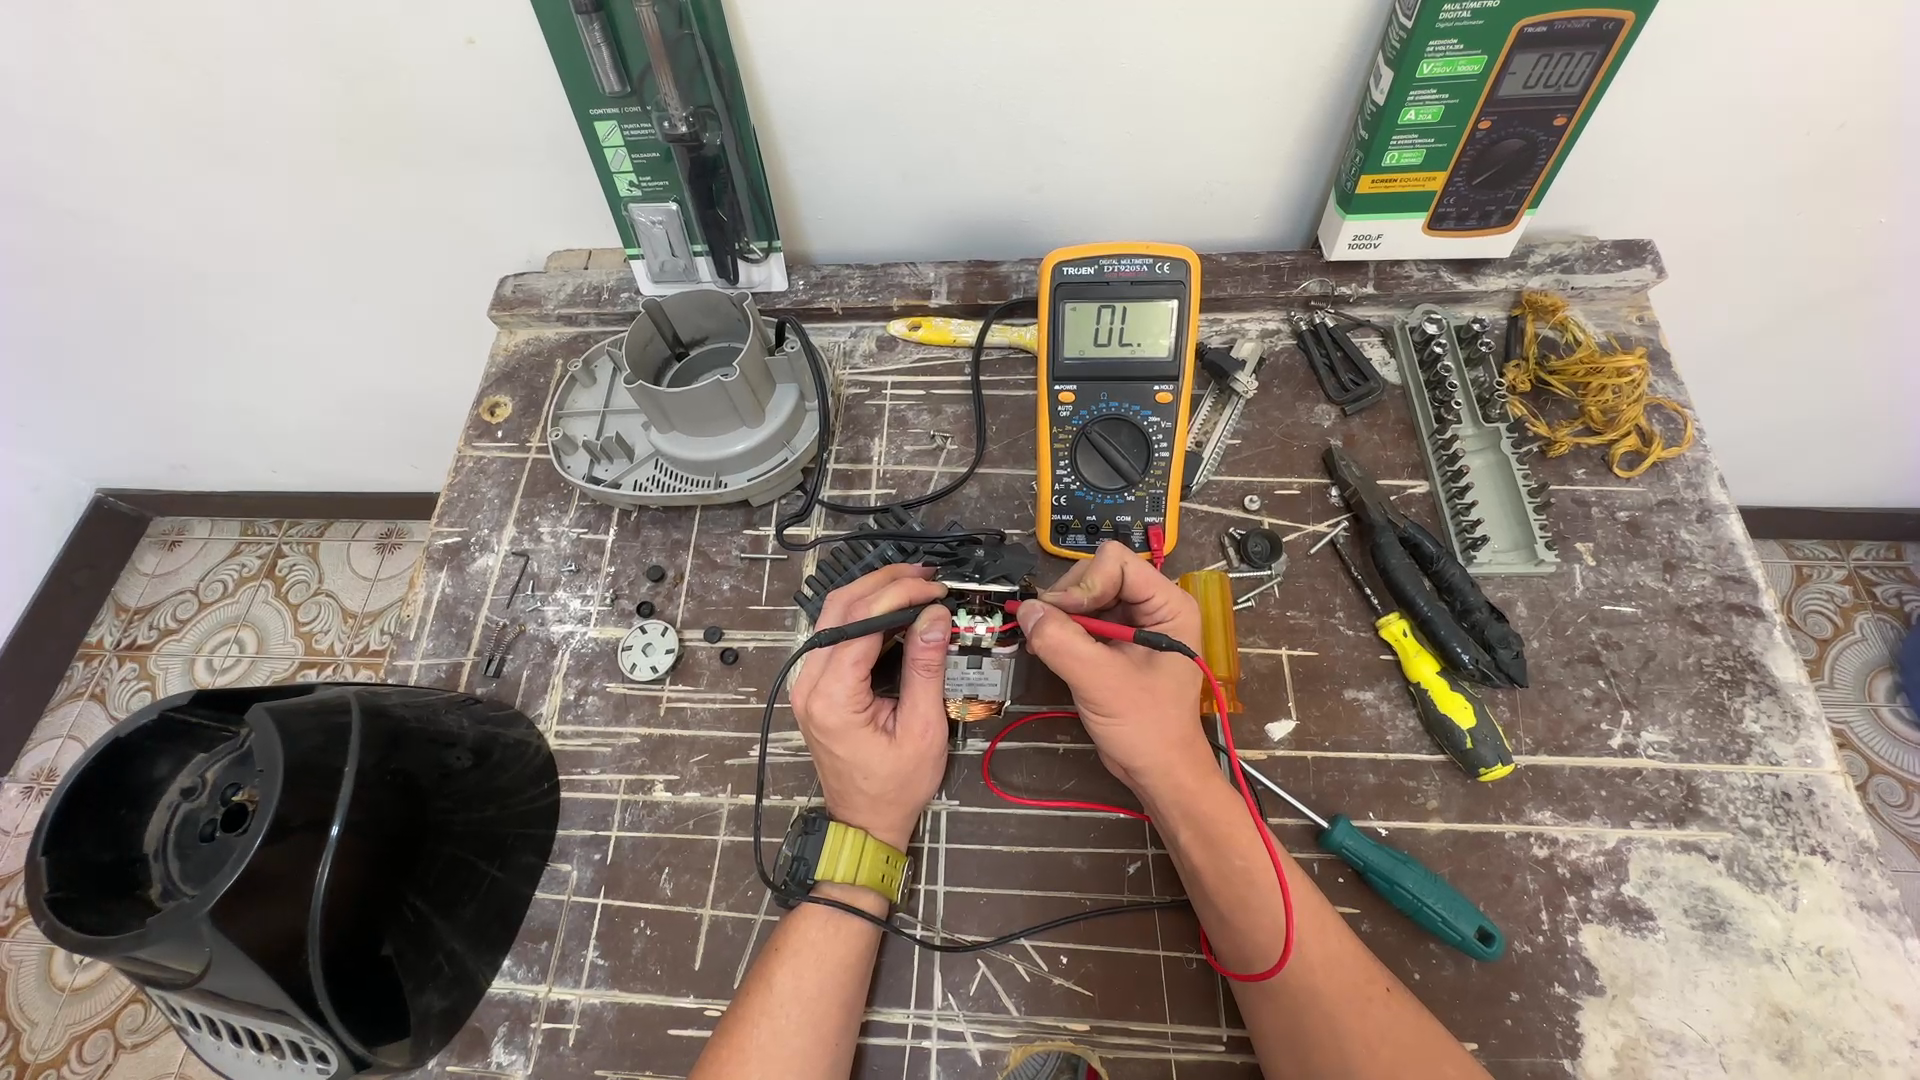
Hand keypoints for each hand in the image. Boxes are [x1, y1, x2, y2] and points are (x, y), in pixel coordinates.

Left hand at [791, 564, 950, 849]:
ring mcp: (807, 682)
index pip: (860, 622)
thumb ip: (925, 667)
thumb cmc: (895, 785)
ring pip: (832, 614)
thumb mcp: (922, 728)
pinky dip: (864, 612)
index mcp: (831, 696)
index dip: (898, 595)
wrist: (864, 822)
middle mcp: (809, 682)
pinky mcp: (816, 684)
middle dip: (883, 582)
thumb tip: (935, 616)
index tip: (935, 589)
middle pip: (839, 607)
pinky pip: (834, 633)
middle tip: (925, 575)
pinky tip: (893, 606)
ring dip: (872, 591)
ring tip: (913, 582)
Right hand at [1015, 541, 1211, 794]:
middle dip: (1068, 600)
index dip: (1084, 584)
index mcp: (1168, 604)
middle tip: (1049, 633)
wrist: (1159, 771)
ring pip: (1083, 594)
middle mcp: (1151, 605)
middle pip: (1096, 574)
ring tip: (1047, 644)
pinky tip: (1048, 648)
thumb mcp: (1102, 683)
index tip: (1062, 616)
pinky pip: (1080, 617)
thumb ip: (1062, 642)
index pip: (1115, 562)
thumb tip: (1026, 610)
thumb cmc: (1147, 728)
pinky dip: (1060, 629)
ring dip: (1060, 616)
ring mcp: (1132, 622)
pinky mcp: (1114, 641)